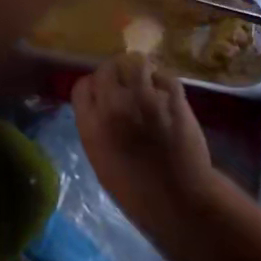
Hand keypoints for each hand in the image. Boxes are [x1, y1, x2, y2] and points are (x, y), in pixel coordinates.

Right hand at [72, 54, 218, 223]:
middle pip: (107, 68)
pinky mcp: (173, 97)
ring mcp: (145, 98)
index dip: (93, 89)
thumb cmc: (136, 191)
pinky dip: (162, 80)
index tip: (102, 96)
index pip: (82, 87)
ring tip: (144, 84)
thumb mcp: (100, 160)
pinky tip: (164, 94)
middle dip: (114, 74)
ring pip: (135, 62)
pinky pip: (163, 74)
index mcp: (91, 126)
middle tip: (125, 86)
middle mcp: (114, 105)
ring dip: (138, 71)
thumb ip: (95, 128)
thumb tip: (101, 108)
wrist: (178, 198)